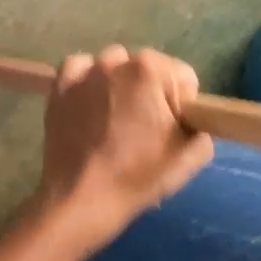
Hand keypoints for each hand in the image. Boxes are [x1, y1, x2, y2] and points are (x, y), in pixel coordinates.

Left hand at [37, 45, 213, 254]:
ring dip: (117, 84)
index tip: (169, 129)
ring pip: (111, 66)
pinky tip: (89, 104)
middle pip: (145, 69)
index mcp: (151, 69)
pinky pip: (78, 70)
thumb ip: (202, 121)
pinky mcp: (58, 89)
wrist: (82, 197)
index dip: (182, 104)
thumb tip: (189, 115)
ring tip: (114, 118)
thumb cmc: (139, 175)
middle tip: (141, 127)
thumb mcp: (194, 152)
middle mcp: (114, 62)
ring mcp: (82, 74)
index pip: (182, 77)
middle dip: (149, 92)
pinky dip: (85, 81)